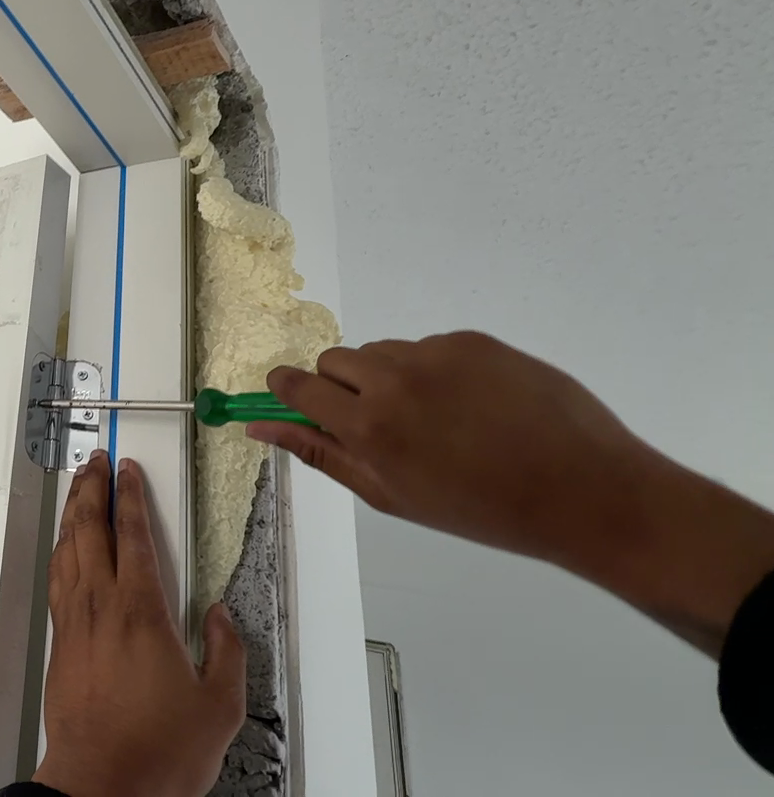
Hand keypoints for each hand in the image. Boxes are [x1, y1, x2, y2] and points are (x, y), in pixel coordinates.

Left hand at [33, 451, 243, 796]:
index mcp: (140, 610)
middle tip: (96, 461)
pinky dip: (62, 546)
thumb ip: (225, 651)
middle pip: (90, 526)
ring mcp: (74, 616)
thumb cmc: (157, 748)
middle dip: (92, 486)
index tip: (129, 469)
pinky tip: (66, 542)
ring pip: (68, 545)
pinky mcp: (60, 634)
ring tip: (79, 486)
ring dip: (73, 509)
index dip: (131, 495)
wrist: (102, 779)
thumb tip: (220, 616)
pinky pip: (58, 574)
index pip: (133, 534)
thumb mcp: (219, 706)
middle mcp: (100, 602)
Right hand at [249, 331, 773, 654]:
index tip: (296, 400)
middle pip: (333, 360)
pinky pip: (428, 346)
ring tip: (438, 415)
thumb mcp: (389, 494)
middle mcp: (393, 382)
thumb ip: (319, 453)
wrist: (594, 496)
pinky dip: (435, 369)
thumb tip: (257, 427)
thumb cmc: (480, 509)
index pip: (294, 384)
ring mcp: (437, 356)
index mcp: (368, 426)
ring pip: (381, 351)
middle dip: (343, 386)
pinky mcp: (475, 341)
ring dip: (389, 376)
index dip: (287, 390)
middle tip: (382, 421)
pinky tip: (474, 403)